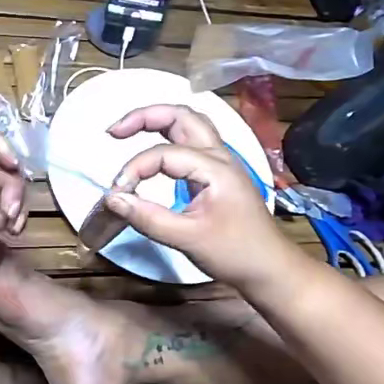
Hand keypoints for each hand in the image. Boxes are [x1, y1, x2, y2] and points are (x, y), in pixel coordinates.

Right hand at [100, 105, 300, 289]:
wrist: (270, 268)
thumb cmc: (234, 253)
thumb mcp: (188, 239)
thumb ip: (148, 218)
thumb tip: (113, 199)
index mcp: (214, 167)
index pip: (164, 153)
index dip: (135, 169)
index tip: (116, 193)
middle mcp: (219, 154)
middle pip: (180, 116)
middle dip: (144, 116)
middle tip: (114, 132)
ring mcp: (222, 161)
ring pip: (189, 123)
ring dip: (158, 120)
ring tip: (128, 131)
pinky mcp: (219, 172)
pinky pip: (193, 140)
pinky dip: (169, 134)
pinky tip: (154, 148)